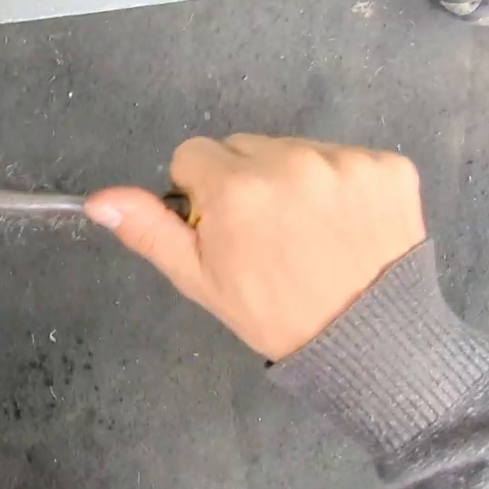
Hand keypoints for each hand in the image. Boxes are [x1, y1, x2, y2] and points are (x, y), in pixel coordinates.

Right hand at [85, 135, 426, 360]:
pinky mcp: (390, 165)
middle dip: (241, 180)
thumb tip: (99, 199)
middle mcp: (291, 160)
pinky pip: (343, 157)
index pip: (193, 154)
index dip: (199, 191)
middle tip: (262, 232)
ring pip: (292, 149)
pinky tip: (343, 224)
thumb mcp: (197, 278)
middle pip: (242, 147)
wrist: (367, 341)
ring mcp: (345, 161)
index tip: (221, 226)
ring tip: (305, 230)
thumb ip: (148, 230)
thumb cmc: (269, 312)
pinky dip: (338, 183)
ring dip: (289, 178)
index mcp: (236, 187)